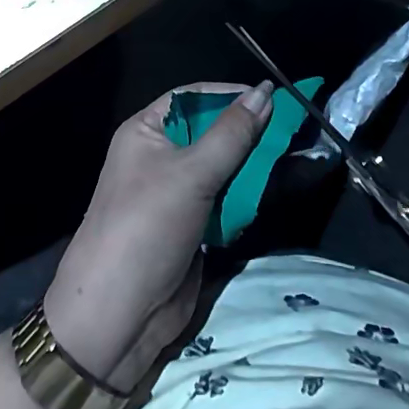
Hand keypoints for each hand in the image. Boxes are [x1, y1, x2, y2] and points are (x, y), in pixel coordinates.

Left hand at [43, 82, 272, 392]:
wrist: (118, 317)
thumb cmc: (147, 228)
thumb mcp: (191, 174)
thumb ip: (232, 133)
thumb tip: (266, 90)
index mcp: (146, 132)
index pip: (193, 97)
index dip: (230, 94)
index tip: (273, 98)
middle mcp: (159, 155)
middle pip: (211, 129)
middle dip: (248, 129)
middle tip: (290, 129)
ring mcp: (176, 190)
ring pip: (223, 162)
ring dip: (251, 161)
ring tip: (289, 154)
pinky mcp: (192, 220)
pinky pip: (225, 193)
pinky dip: (246, 190)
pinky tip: (272, 185)